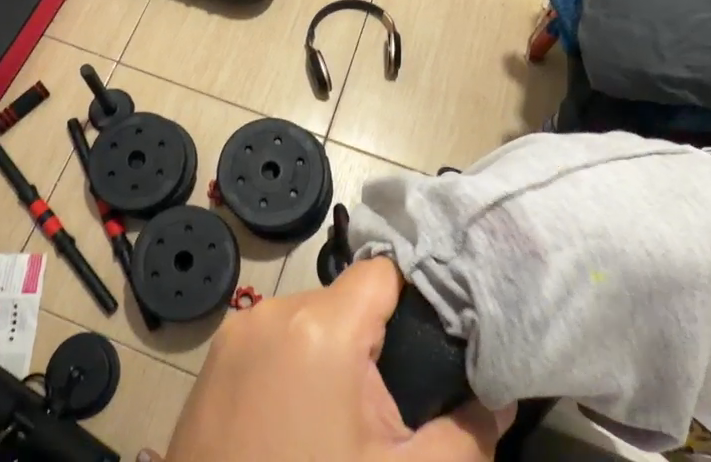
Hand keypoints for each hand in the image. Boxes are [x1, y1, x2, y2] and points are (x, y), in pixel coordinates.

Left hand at [151, 257, 511, 461]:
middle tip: (400, 402)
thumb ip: (466, 436)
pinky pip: (273, 346)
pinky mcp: (212, 366)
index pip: (385, 273)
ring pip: (309, 323)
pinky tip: (305, 424)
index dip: (419, 298)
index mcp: (320, 327)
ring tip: (351, 421)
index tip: (442, 339)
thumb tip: (497, 403)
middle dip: (377, 342)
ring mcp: (234, 337)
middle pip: (347, 303)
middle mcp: (271, 313)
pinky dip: (297, 370)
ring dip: (335, 357)